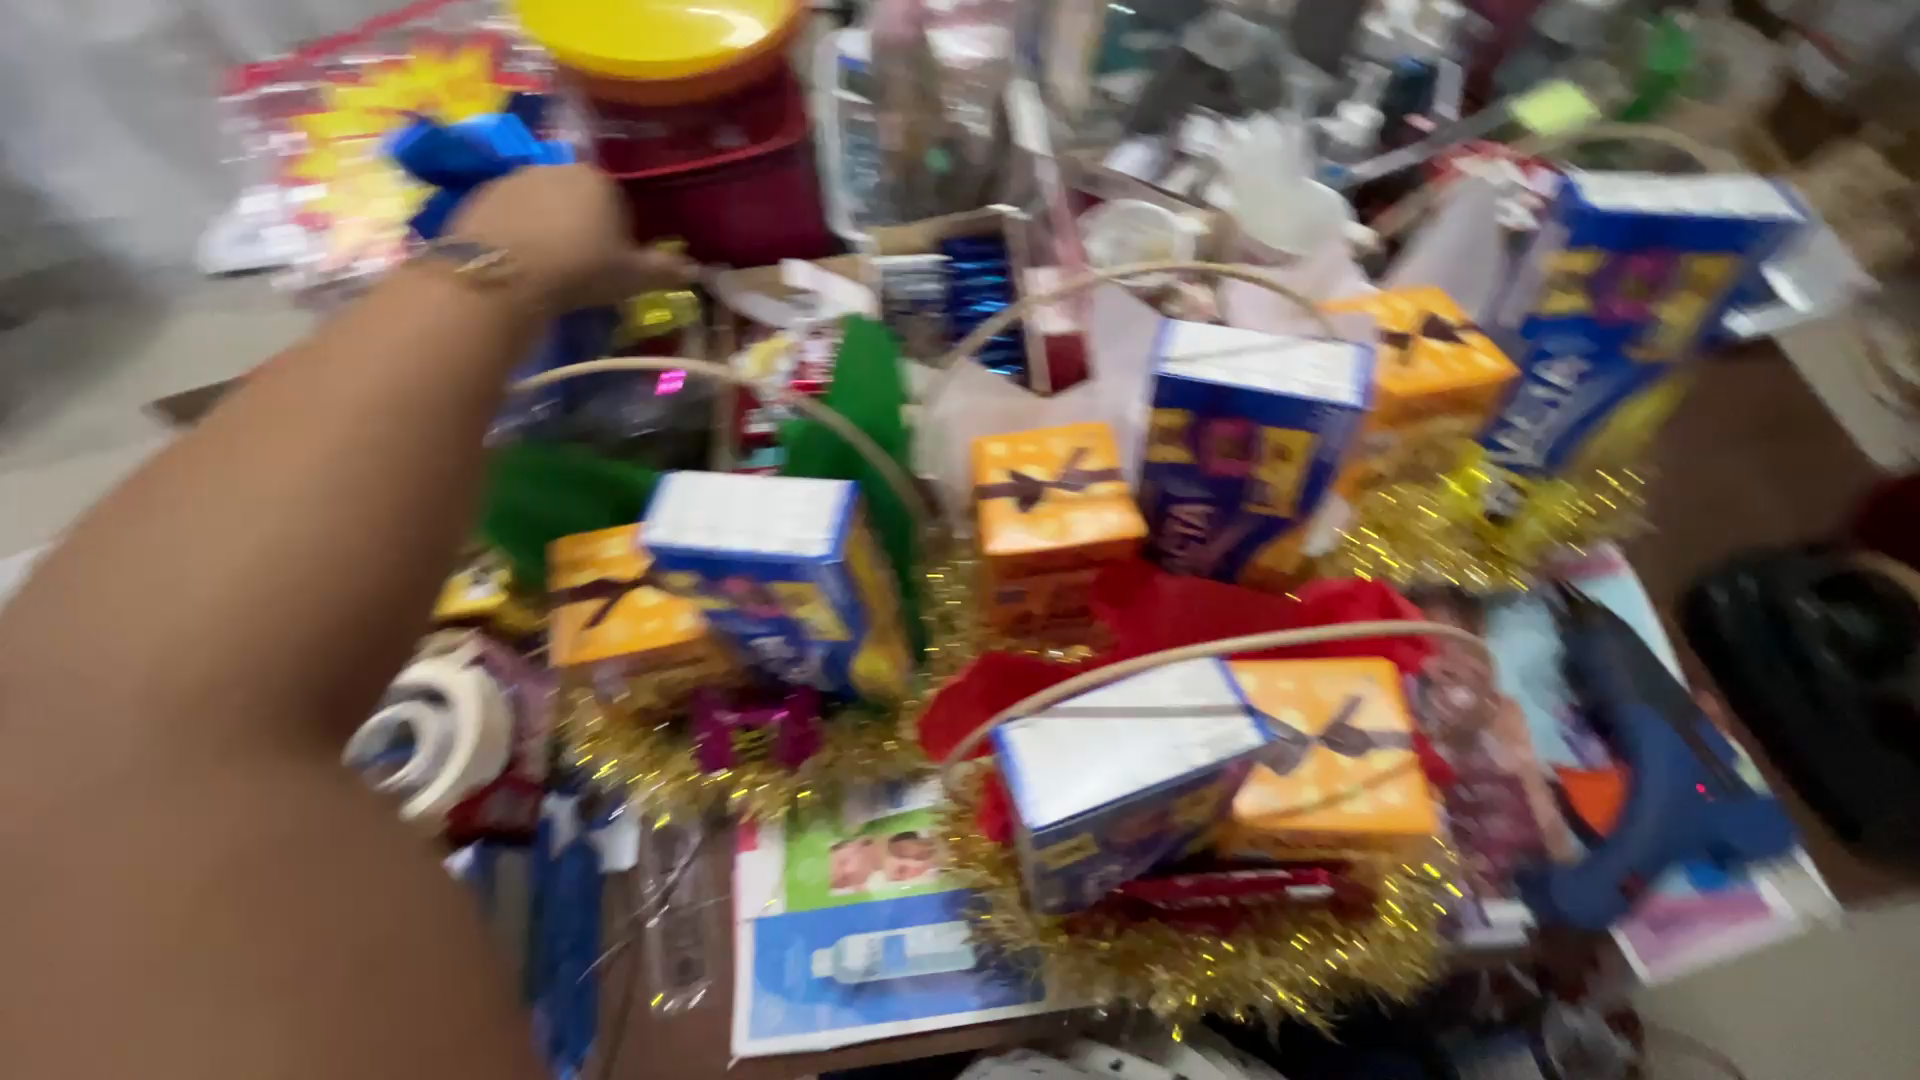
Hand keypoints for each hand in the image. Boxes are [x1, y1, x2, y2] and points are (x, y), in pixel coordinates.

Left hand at [446, 164, 695, 311]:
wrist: (505, 273)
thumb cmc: (582, 269)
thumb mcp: (635, 277)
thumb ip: (666, 270)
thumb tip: (695, 268)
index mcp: (599, 180)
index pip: (619, 203)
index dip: (620, 235)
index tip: (614, 264)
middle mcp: (557, 167)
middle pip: (578, 199)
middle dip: (582, 226)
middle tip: (583, 267)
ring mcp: (514, 177)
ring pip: (543, 206)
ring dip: (548, 229)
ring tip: (550, 267)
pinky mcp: (480, 195)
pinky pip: (511, 215)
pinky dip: (518, 234)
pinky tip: (521, 264)